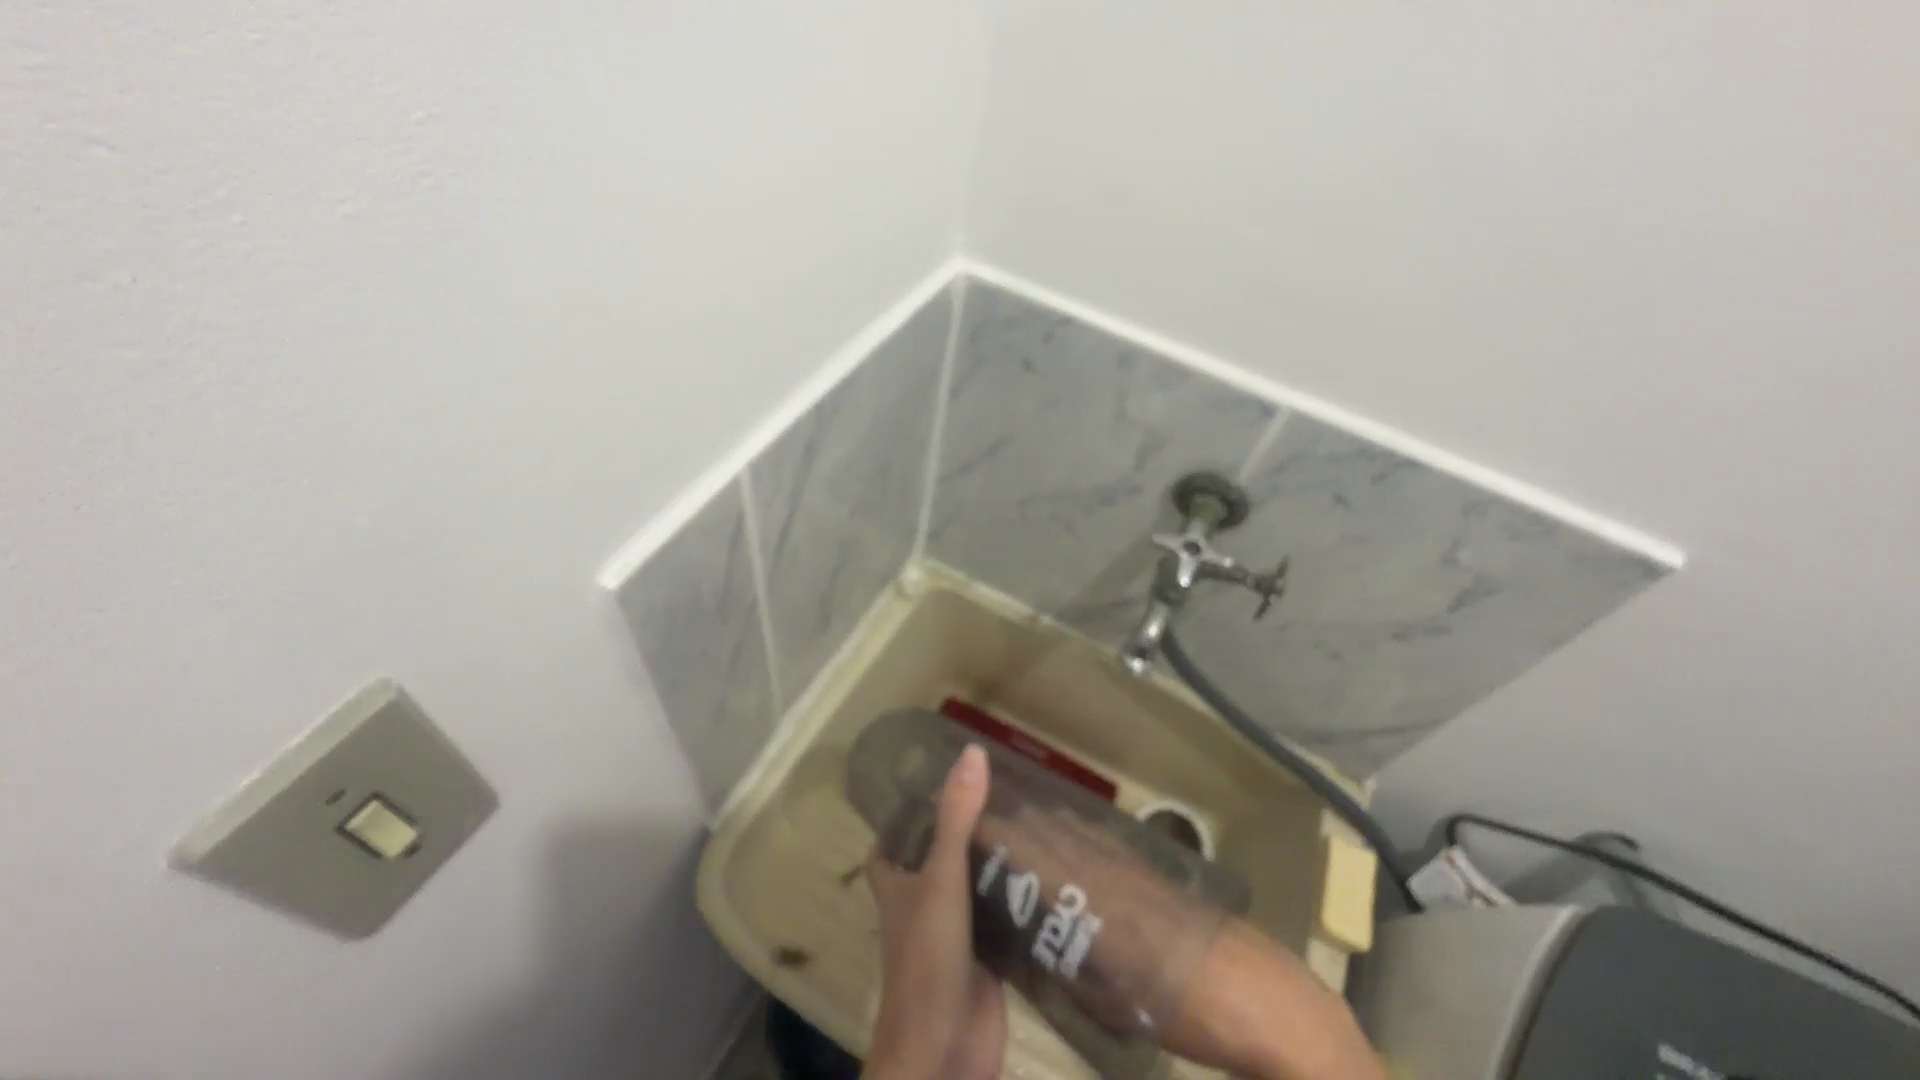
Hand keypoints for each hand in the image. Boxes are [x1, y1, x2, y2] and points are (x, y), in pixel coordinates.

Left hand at [864, 745, 1005, 1079]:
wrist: (944, 1050)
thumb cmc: (928, 960)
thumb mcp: (941, 880)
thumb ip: (956, 820)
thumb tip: (972, 753)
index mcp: (897, 889)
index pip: (889, 846)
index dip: (903, 819)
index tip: (934, 786)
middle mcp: (922, 909)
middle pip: (936, 863)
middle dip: (962, 835)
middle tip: (1001, 799)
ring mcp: (954, 937)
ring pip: (972, 892)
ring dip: (995, 868)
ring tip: (1032, 828)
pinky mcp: (985, 964)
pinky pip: (1001, 925)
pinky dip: (1018, 906)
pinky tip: (1048, 884)